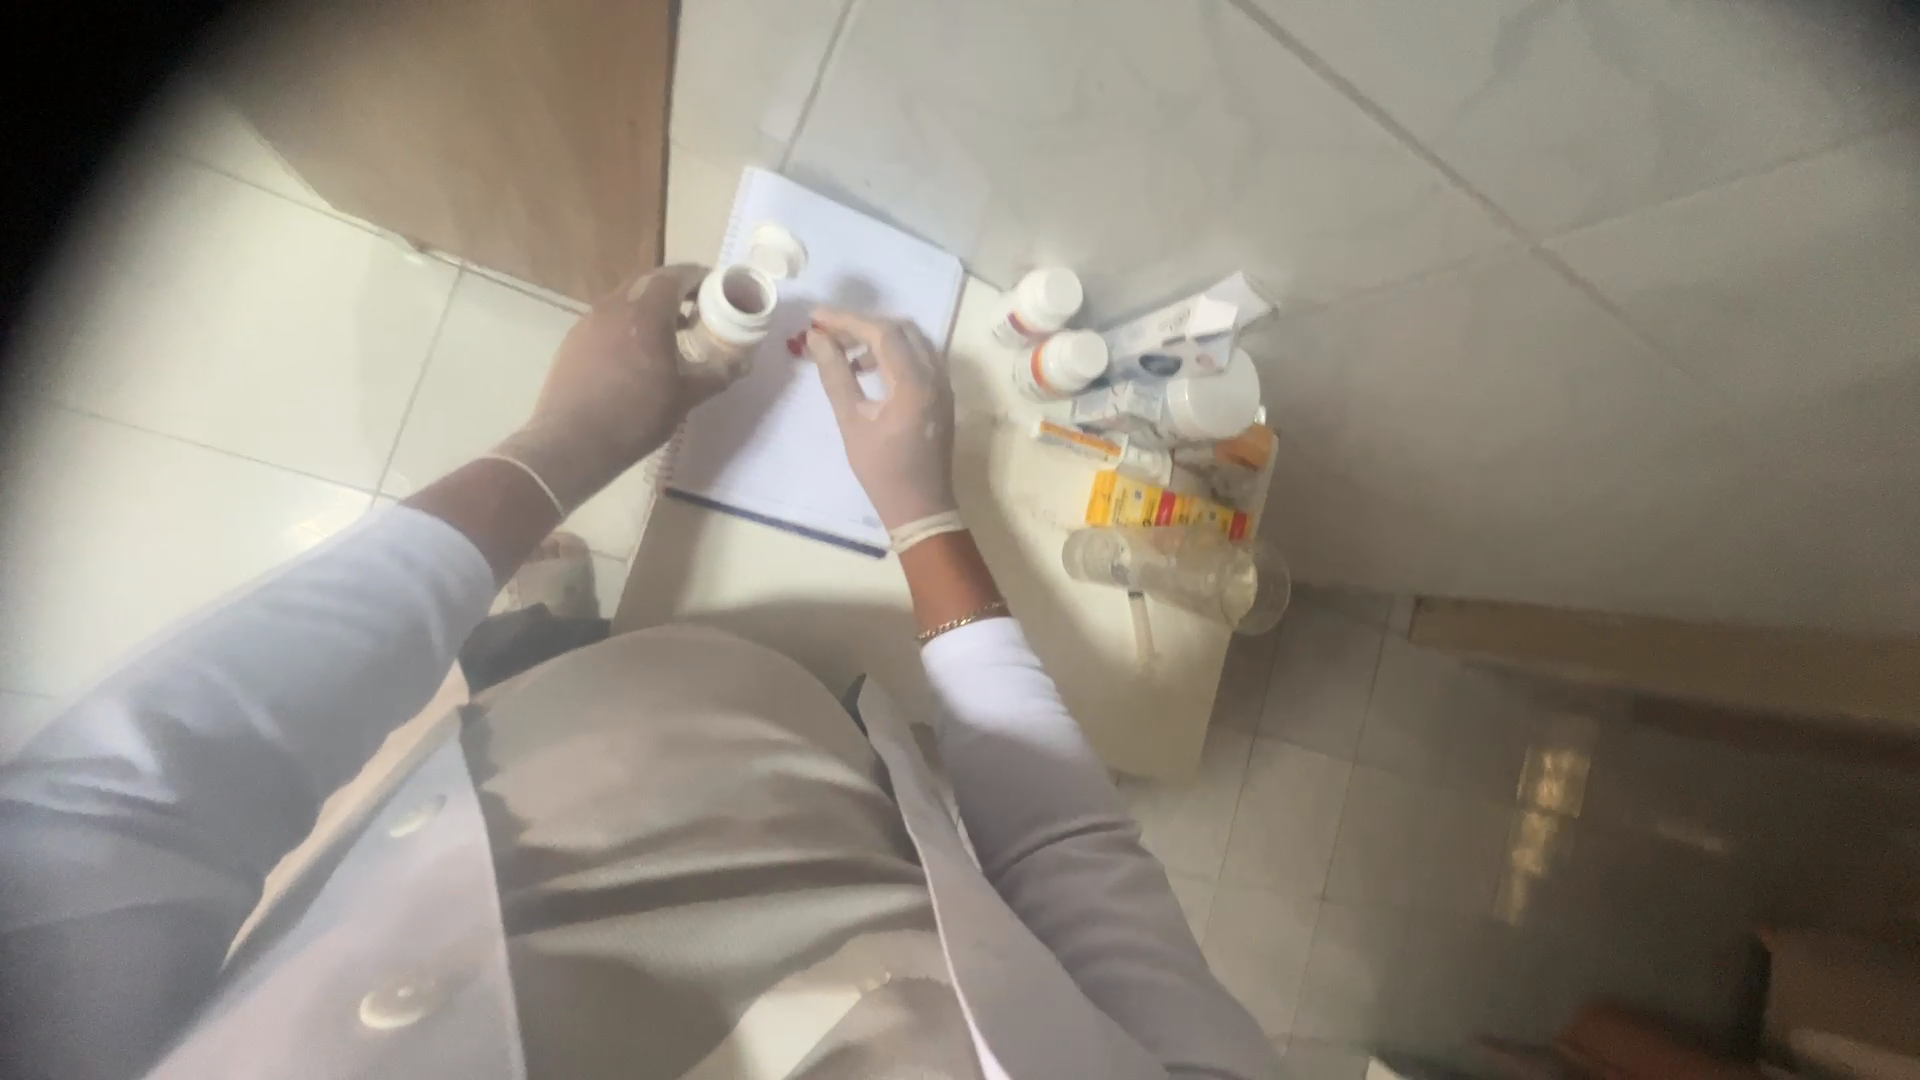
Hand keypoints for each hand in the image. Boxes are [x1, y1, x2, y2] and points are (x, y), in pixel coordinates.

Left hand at [494, 263, 732, 509]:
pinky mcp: (575, 340)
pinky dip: (630, 324)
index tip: (714, 288)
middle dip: (675, 289)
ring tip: (672, 333)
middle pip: (648, 282)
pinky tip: (639, 353)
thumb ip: (717, 374)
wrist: (573, 442)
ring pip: (626, 299)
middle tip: (697, 309)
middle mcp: (614, 307)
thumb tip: (742, 362)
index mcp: (645, 315)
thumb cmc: (636, 417)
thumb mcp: (686, 397)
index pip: (674, 276)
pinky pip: (609, 319)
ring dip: (651, 307)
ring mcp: (590, 321)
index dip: (697, 277)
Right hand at [805, 308, 956, 530]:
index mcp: (915, 384)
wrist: (920, 506)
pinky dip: (894, 355)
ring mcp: (943, 386)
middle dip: (863, 326)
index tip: (817, 318)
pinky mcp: (942, 396)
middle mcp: (936, 377)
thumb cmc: (882, 470)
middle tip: (829, 334)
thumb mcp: (852, 422)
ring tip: (845, 355)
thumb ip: (835, 375)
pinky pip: (920, 359)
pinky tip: (868, 371)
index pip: (883, 332)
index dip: (847, 320)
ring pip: (913, 342)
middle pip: (901, 330)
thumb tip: (816, 338)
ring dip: (879, 340)